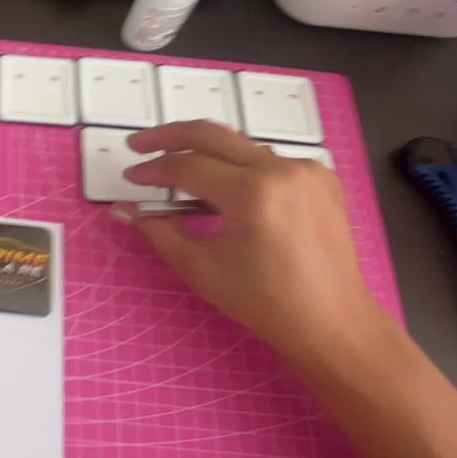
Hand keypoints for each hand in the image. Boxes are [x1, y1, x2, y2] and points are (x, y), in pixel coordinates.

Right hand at [115, 121, 386, 365]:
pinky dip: (238, 166)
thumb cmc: (264, 302)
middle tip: (138, 144)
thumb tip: (123, 208)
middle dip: (169, 136)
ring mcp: (305, 170)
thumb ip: (158, 231)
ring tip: (176, 167)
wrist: (333, 323)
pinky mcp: (320, 177)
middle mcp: (282, 169)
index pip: (188, 166)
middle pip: (212, 134)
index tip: (130, 177)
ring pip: (240, 145)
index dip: (153, 170)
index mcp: (253, 192)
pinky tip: (223, 187)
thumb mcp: (201, 268)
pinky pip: (267, 160)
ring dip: (204, 151)